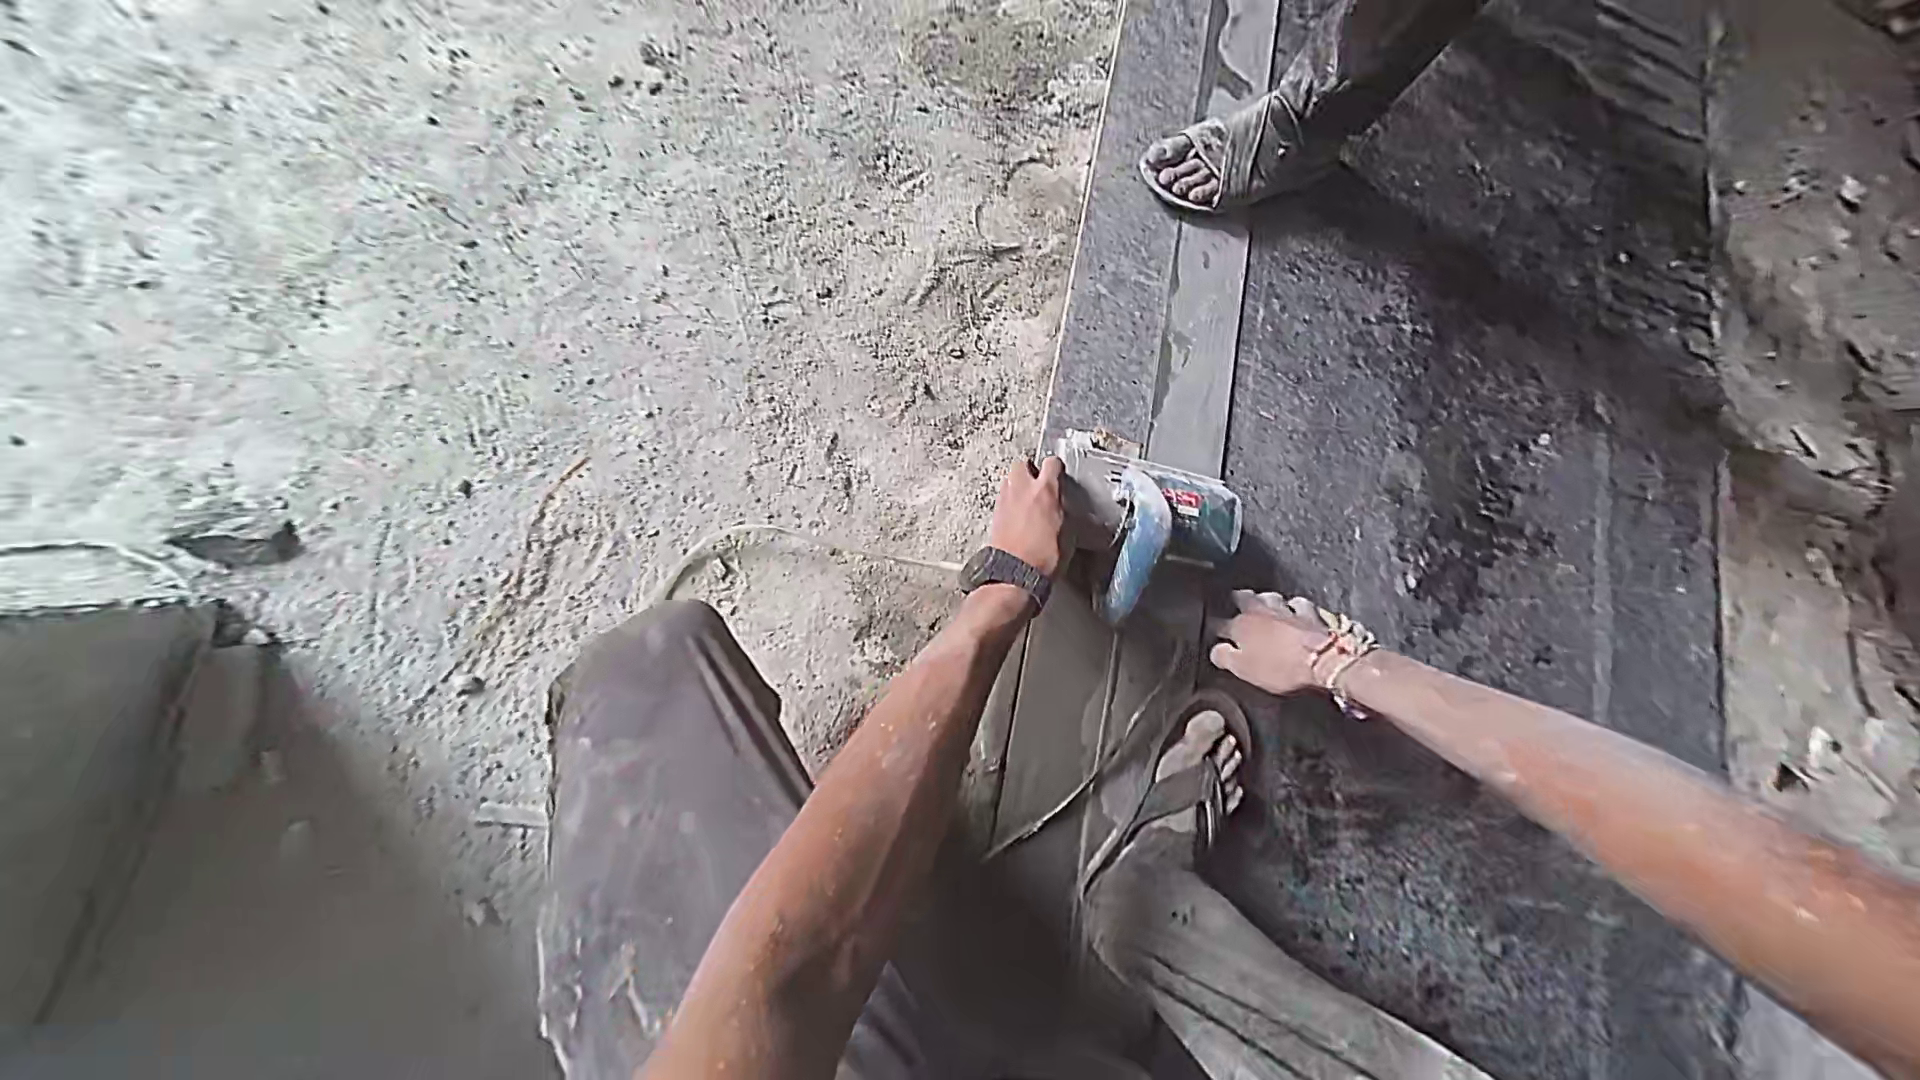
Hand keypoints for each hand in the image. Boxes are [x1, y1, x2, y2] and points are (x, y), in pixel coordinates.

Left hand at [987, 456, 1065, 576]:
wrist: (1015, 572)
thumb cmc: (1041, 556)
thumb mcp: (1067, 533)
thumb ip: (1062, 512)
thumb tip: (1061, 508)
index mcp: (1045, 491)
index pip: (1051, 463)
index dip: (1056, 467)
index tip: (1058, 473)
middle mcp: (1022, 490)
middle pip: (1022, 464)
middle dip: (1029, 469)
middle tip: (1037, 481)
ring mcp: (1005, 500)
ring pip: (1009, 478)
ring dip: (1017, 484)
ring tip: (1026, 497)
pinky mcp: (995, 513)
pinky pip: (1002, 497)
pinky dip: (1009, 500)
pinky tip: (1016, 513)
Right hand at [1209, 590, 1336, 695]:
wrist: (1324, 661)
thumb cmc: (1281, 667)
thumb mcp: (1244, 670)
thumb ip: (1225, 658)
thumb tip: (1216, 650)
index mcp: (1239, 626)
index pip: (1218, 624)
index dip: (1214, 629)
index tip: (1214, 634)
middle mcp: (1259, 612)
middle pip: (1242, 598)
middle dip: (1236, 600)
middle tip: (1234, 603)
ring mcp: (1285, 610)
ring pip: (1269, 596)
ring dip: (1264, 599)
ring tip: (1262, 603)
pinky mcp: (1309, 613)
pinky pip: (1298, 603)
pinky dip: (1294, 606)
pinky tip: (1294, 609)